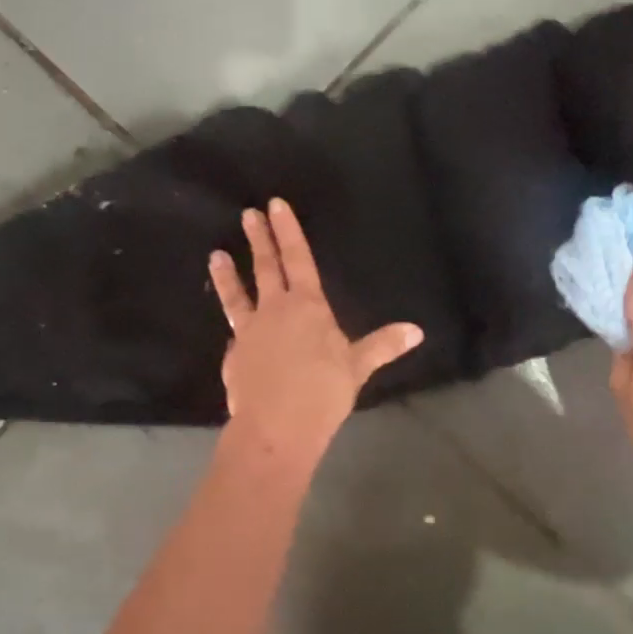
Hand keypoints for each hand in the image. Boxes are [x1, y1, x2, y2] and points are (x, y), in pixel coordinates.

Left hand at [209, 198, 422, 459]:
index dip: (288, 231)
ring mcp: (250, 332)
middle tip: (248, 214)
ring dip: (227, 275)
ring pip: (237, 295)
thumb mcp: (358, 367)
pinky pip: (235, 334)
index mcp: (308, 305)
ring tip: (216, 255)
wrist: (276, 428)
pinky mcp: (234, 357)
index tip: (275, 205)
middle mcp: (275, 310)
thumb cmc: (323, 392)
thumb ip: (383, 345)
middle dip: (259, 239)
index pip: (298, 259)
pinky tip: (233, 329)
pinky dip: (235, 327)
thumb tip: (416, 331)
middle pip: (266, 267)